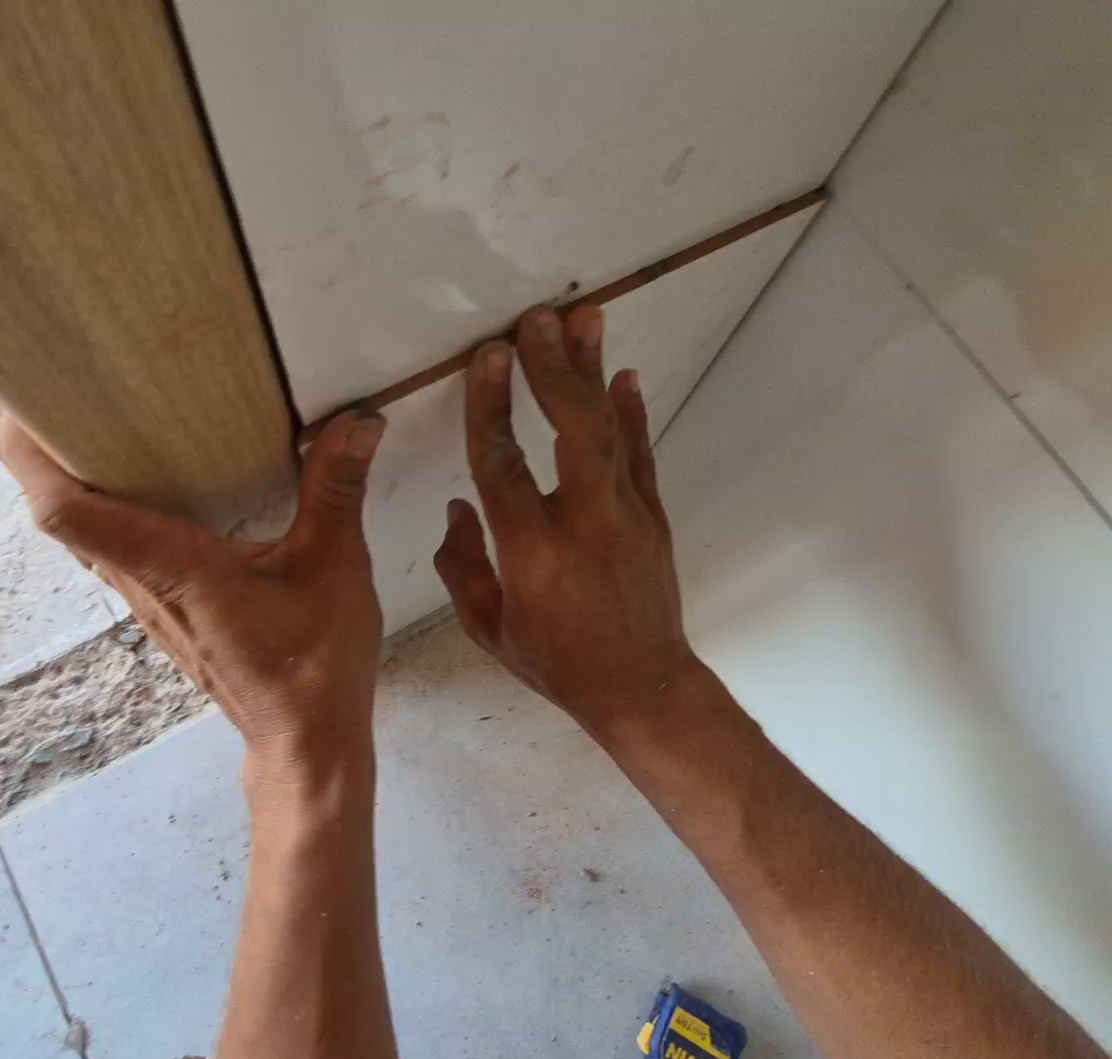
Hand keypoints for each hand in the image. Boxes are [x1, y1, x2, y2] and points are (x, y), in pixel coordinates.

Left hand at [0, 405, 388, 773]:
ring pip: (82, 529)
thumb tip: (359, 421)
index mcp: (167, 565)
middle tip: (52, 373)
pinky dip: (106, 501)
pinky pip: (114, 545)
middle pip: (55, 509)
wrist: (305, 739)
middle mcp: (140, 580)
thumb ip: (337, 489)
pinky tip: (146, 478)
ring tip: (89, 410)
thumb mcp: (333, 565)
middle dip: (34, 440)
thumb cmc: (313, 661)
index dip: (26, 446)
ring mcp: (147, 599)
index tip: (16, 388)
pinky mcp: (165, 607)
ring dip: (68, 471)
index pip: (62, 507)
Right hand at [434, 306, 704, 742]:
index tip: (488, 358)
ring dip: (593, 372)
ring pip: (610, 433)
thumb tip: (457, 507)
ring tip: (584, 318)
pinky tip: (623, 374)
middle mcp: (584, 526)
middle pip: (571, 432)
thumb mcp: (489, 630)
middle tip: (537, 319)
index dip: (492, 408)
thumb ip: (461, 568)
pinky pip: (640, 455)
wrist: (642, 687)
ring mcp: (628, 517)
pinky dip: (632, 412)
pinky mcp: (654, 518)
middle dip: (553, 370)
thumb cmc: (557, 663)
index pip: (505, 467)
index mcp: (534, 556)